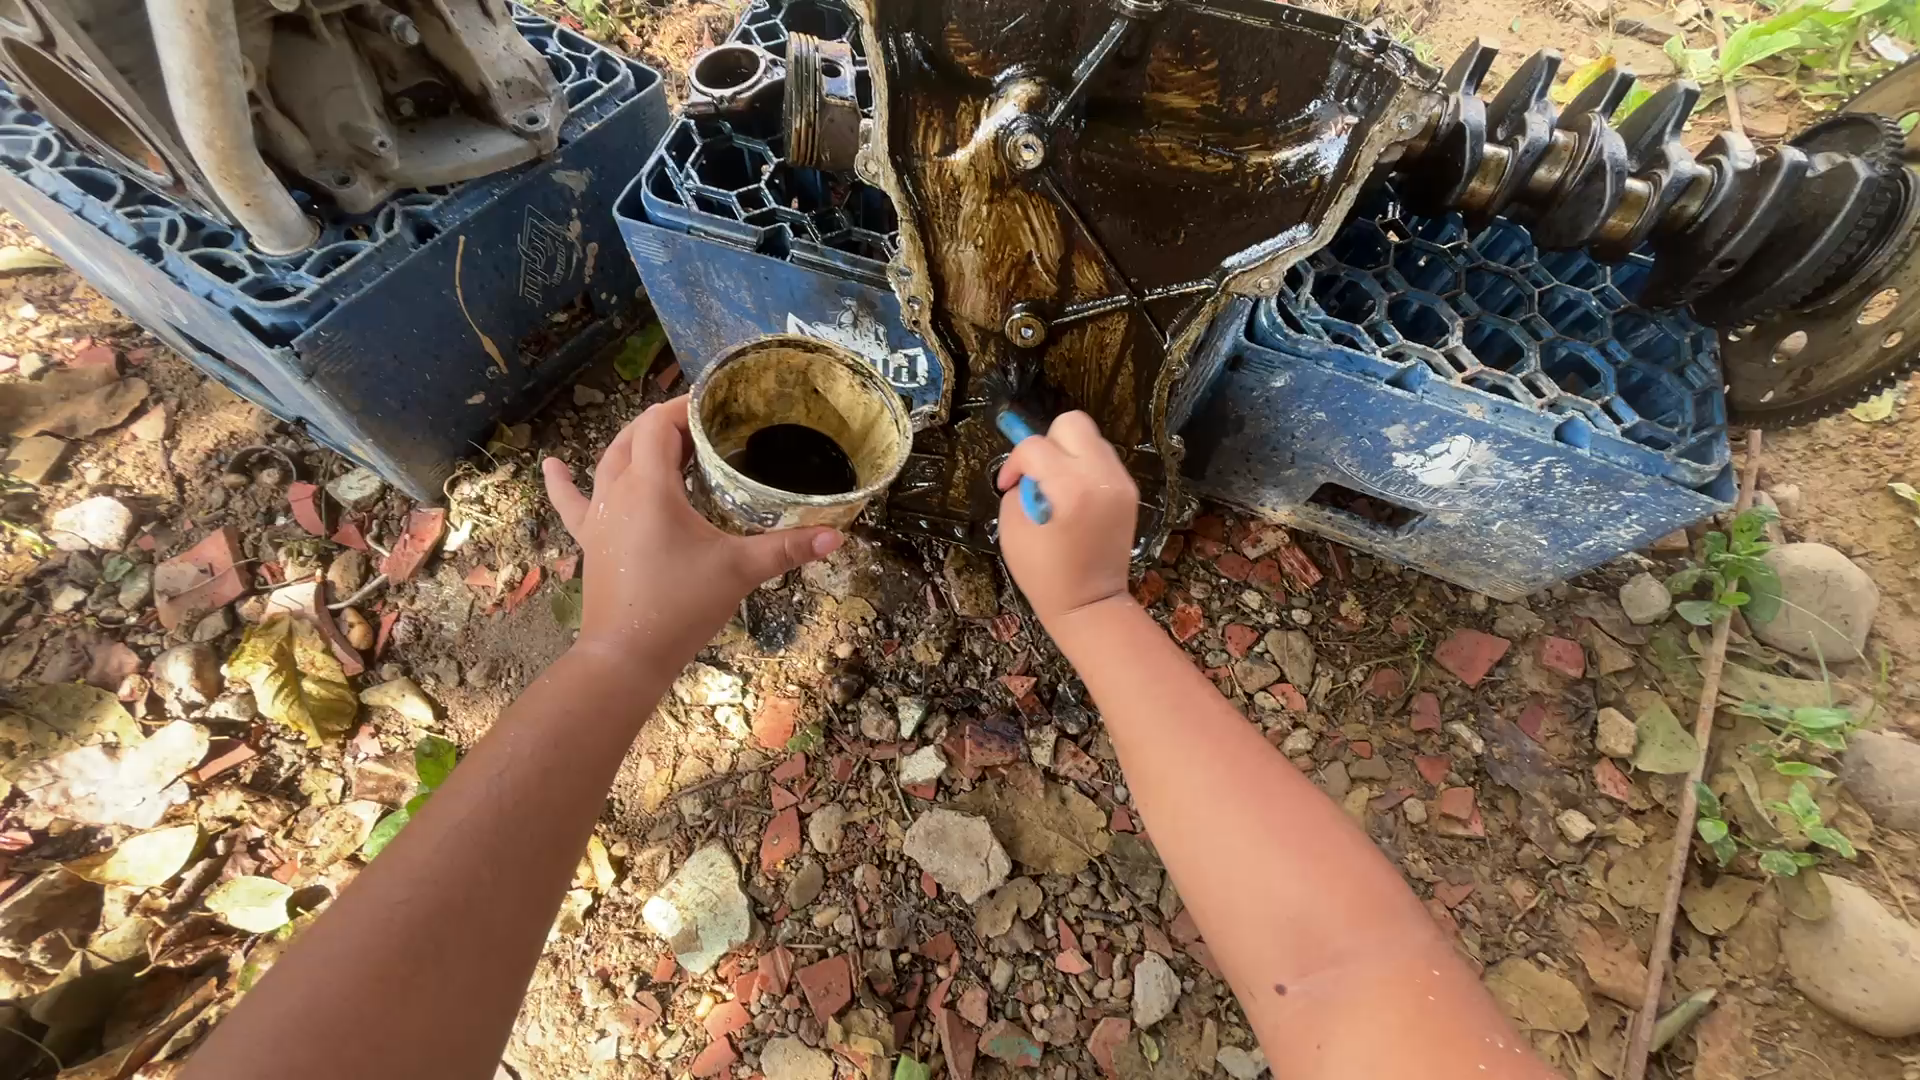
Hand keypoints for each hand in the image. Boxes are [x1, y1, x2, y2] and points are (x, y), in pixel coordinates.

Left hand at [543, 397, 842, 663]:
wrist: (627, 655)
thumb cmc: (681, 604)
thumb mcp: (740, 570)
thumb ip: (788, 549)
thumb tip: (838, 536)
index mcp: (649, 488)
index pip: (659, 425)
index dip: (685, 407)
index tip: (716, 403)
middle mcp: (617, 492)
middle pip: (634, 437)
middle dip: (667, 423)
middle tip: (706, 427)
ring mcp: (598, 517)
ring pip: (609, 462)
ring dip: (635, 443)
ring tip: (663, 437)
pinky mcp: (590, 541)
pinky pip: (572, 503)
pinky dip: (562, 482)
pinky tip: (551, 465)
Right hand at [995, 411, 1138, 625]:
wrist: (1090, 603)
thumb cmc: (1043, 573)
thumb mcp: (1012, 529)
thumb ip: (1020, 489)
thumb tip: (1030, 472)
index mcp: (1069, 489)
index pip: (1036, 446)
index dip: (1015, 462)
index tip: (1009, 484)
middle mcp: (1101, 477)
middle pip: (1072, 423)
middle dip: (1048, 442)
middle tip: (1038, 473)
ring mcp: (1120, 483)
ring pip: (1091, 438)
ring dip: (1068, 454)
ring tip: (1057, 487)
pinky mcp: (1129, 492)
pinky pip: (1103, 460)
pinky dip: (1085, 468)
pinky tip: (1075, 497)